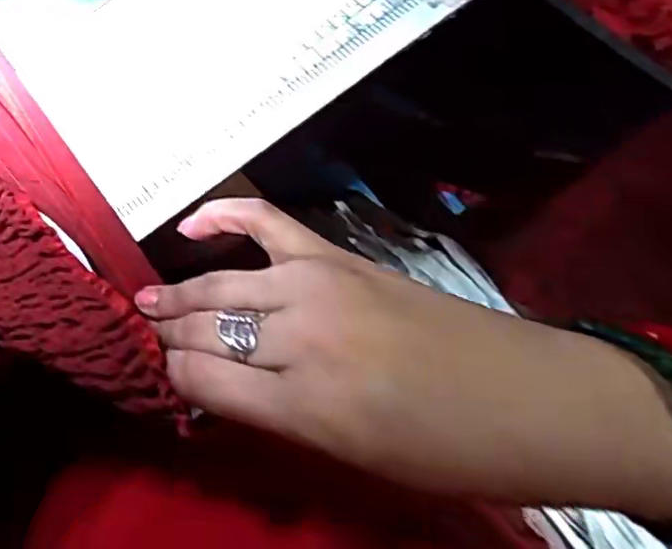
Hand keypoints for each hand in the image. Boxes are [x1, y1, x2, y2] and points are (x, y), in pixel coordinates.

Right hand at [136, 199, 671, 518]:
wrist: (529, 398)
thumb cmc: (443, 447)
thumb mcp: (349, 454)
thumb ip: (274, 414)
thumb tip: (211, 387)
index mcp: (305, 404)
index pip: (203, 380)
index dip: (172, 376)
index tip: (157, 376)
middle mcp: (299, 337)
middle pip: (205, 329)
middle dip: (167, 335)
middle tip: (142, 337)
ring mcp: (313, 285)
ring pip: (219, 285)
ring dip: (177, 294)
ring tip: (146, 301)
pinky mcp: (330, 254)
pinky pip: (262, 223)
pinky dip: (221, 217)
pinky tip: (190, 226)